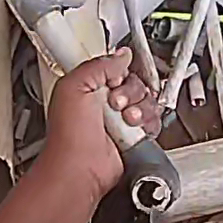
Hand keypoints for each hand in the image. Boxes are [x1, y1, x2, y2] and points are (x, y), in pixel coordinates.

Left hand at [32, 48, 160, 199]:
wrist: (80, 167)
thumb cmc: (69, 134)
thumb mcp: (75, 85)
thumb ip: (100, 65)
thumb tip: (122, 55)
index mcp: (89, 87)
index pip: (117, 68)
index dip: (120, 72)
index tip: (114, 81)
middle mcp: (106, 103)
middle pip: (135, 83)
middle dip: (131, 92)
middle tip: (116, 103)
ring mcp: (121, 120)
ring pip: (147, 101)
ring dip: (140, 108)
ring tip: (126, 119)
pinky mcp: (134, 137)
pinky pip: (153, 121)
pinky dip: (149, 123)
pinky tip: (134, 128)